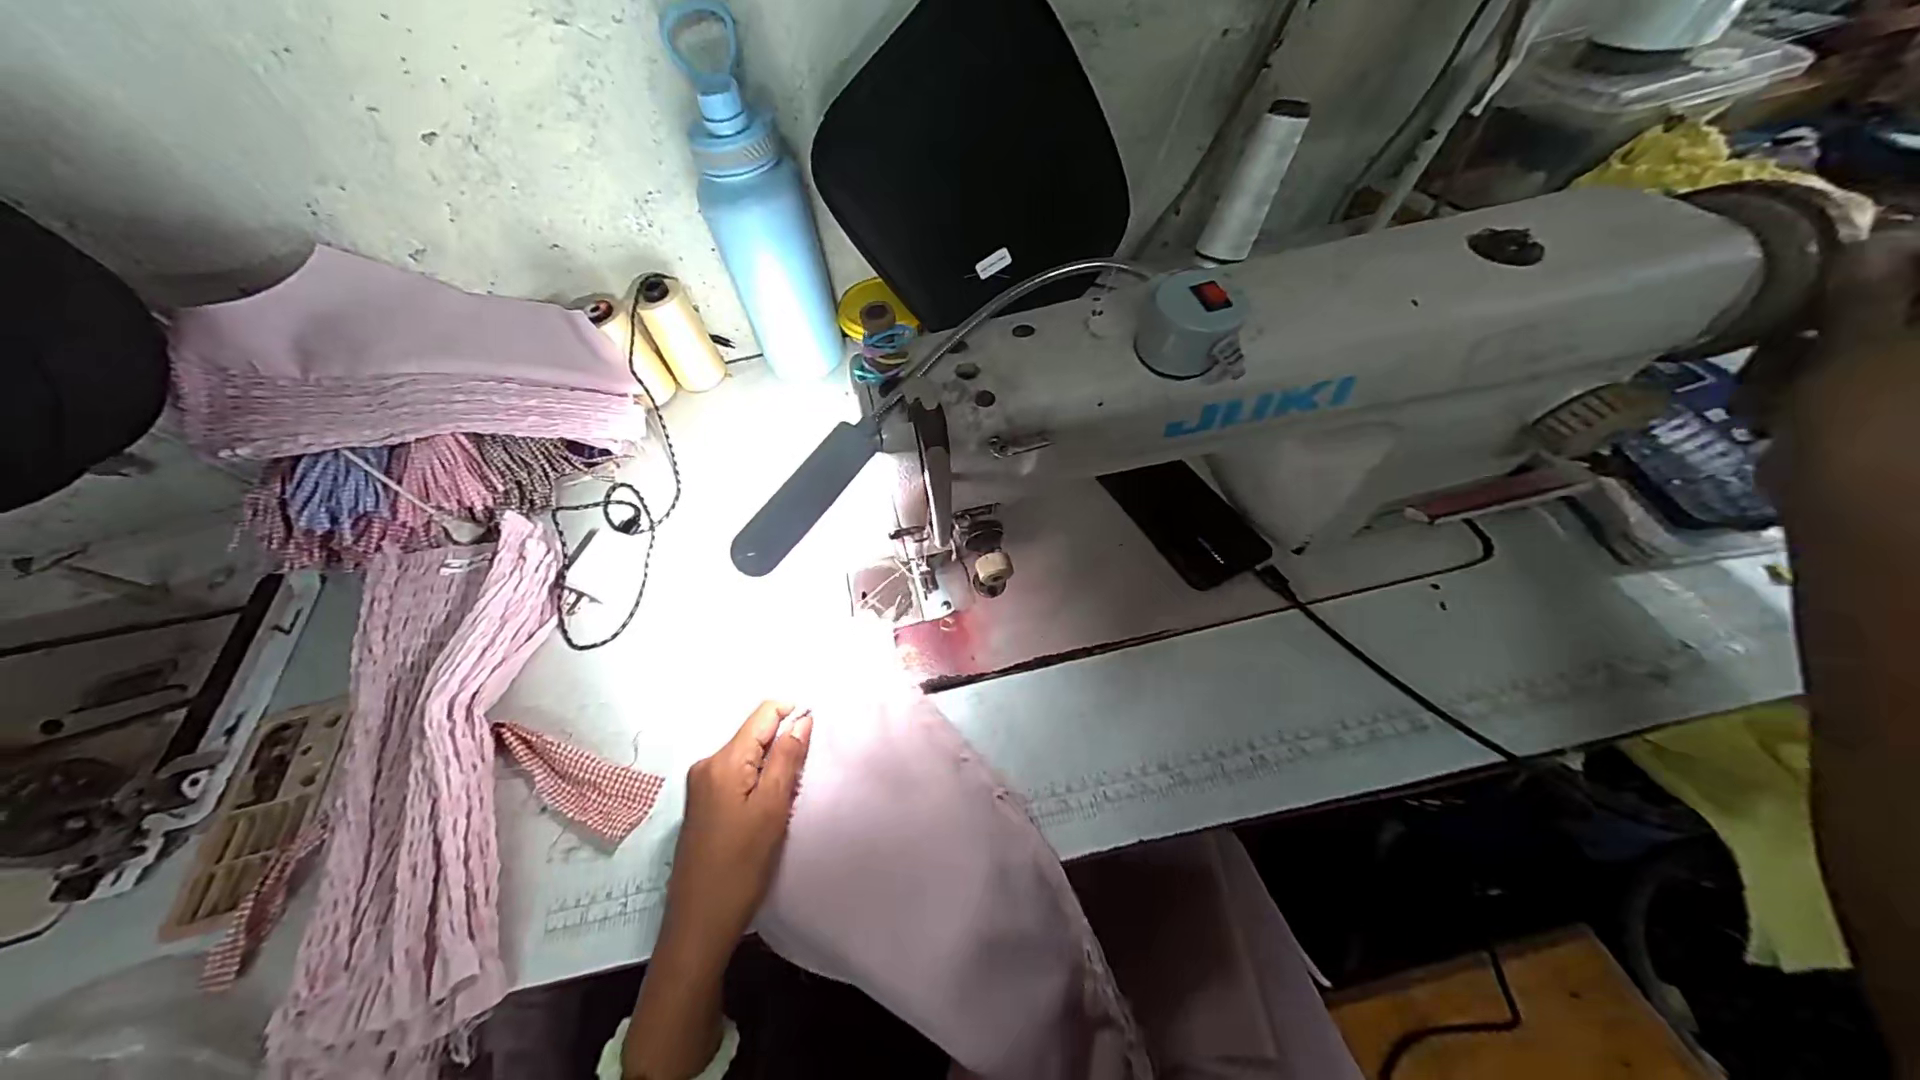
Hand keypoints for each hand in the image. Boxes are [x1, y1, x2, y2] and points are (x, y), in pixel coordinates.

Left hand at [660, 701, 812, 963]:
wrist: (699, 924)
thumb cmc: (741, 866)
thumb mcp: (772, 808)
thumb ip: (787, 758)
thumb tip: (802, 718)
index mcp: (723, 761)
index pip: (764, 713)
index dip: (793, 717)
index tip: (813, 744)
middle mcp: (707, 764)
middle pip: (756, 734)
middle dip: (784, 747)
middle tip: (800, 783)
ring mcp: (702, 786)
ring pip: (749, 757)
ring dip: (773, 768)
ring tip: (785, 802)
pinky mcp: (703, 805)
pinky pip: (738, 776)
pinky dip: (758, 784)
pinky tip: (766, 813)